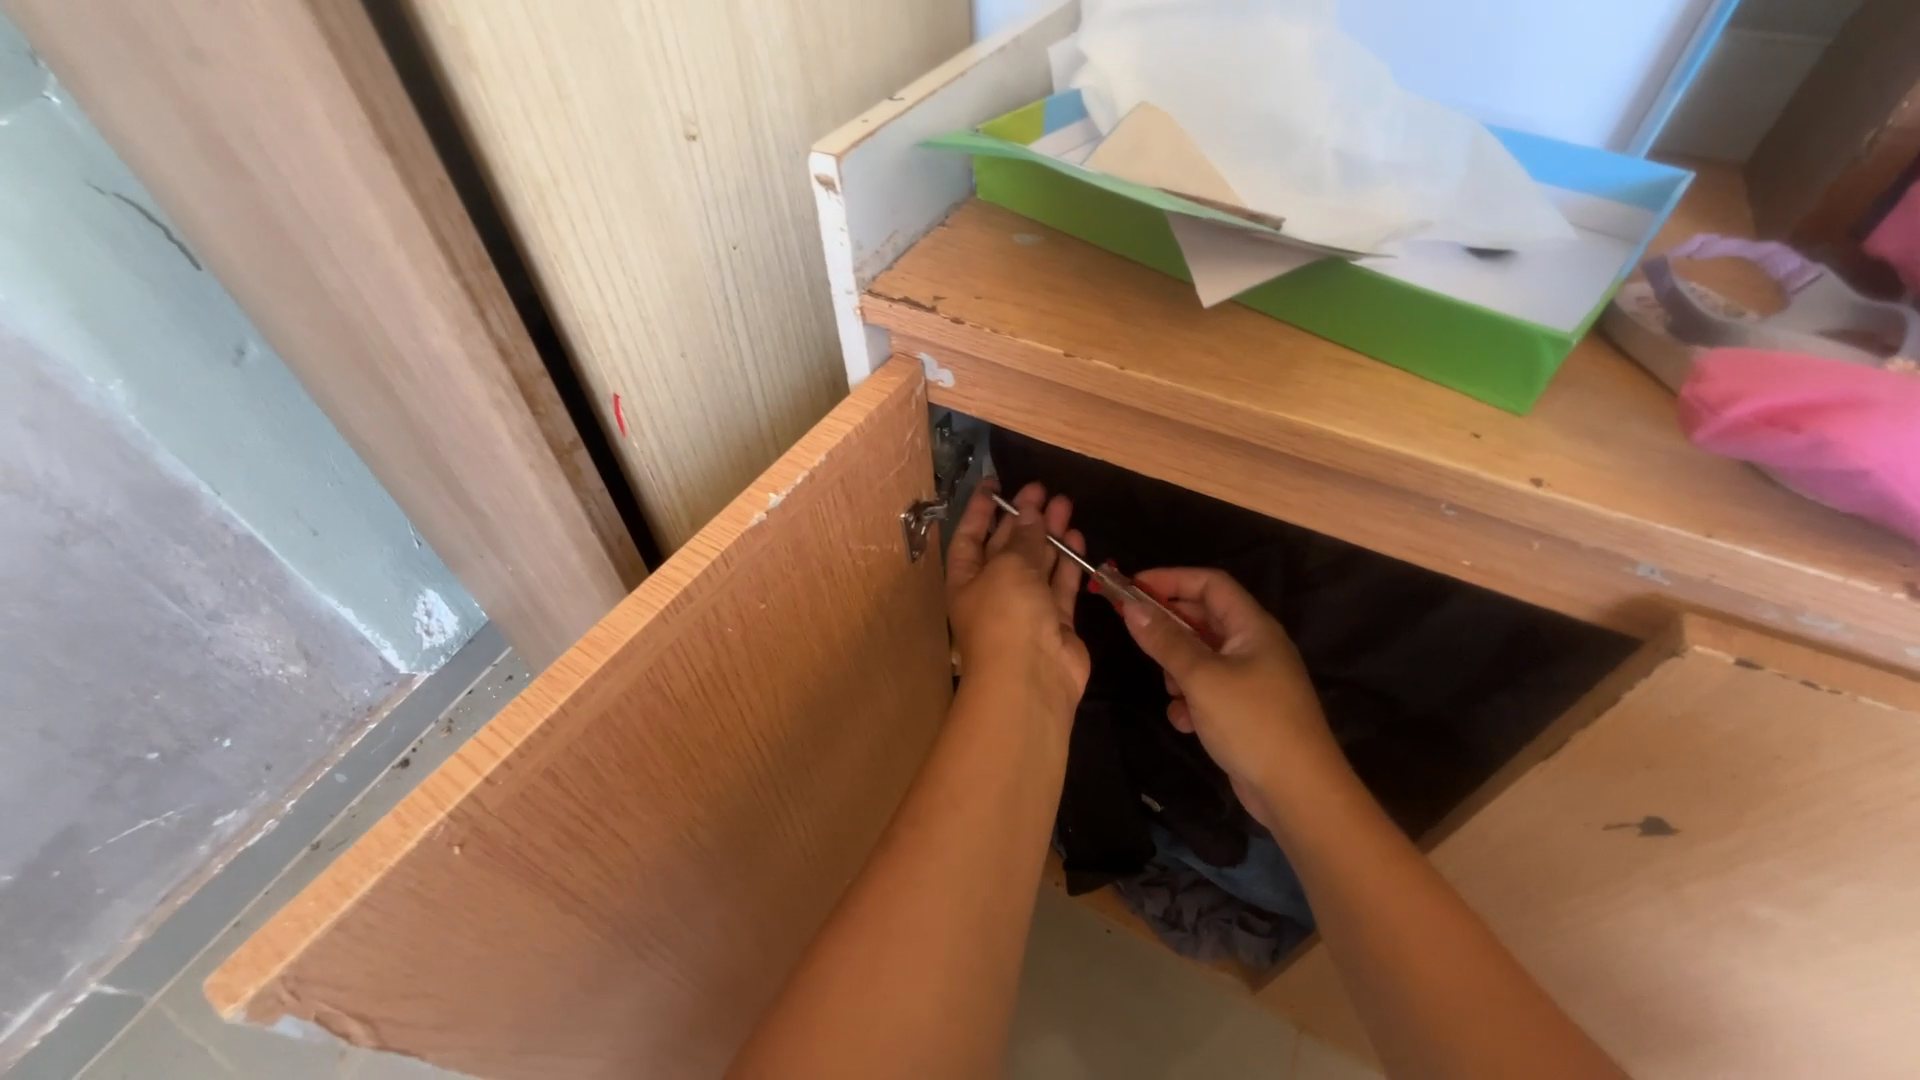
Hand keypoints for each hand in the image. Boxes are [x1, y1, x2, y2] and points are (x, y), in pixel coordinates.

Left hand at [945, 480, 1090, 721]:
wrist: (1030, 679)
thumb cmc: (1005, 615)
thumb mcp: (1008, 567)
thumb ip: (1023, 538)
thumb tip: (1031, 511)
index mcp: (966, 579)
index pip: (970, 535)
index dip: (981, 509)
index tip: (995, 482)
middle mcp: (992, 591)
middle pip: (1007, 547)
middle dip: (1023, 517)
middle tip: (1042, 489)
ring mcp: (1025, 607)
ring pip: (1037, 563)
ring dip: (1049, 534)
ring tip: (1065, 503)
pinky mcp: (1055, 621)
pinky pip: (1060, 584)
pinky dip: (1068, 561)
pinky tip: (1077, 536)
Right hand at [1119, 568, 1345, 826]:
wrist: (1298, 791)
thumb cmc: (1252, 722)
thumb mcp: (1201, 678)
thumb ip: (1165, 641)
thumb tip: (1131, 606)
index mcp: (1252, 627)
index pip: (1210, 584)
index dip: (1171, 579)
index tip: (1132, 587)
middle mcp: (1254, 646)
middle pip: (1203, 619)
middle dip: (1169, 628)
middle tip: (1133, 632)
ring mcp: (1252, 679)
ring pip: (1202, 657)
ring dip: (1178, 670)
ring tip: (1171, 690)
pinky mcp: (1246, 710)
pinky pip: (1209, 690)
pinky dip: (1191, 700)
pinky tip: (1185, 721)